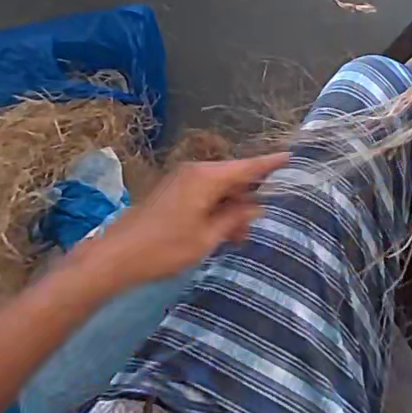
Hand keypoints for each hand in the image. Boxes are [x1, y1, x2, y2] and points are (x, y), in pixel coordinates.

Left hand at [69, 153, 286, 292]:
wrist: (118, 254)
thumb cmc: (165, 247)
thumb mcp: (207, 237)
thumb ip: (234, 219)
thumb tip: (255, 207)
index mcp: (205, 177)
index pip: (247, 166)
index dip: (271, 164)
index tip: (293, 158)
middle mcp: (194, 172)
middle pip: (233, 177)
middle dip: (251, 196)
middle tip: (267, 219)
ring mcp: (181, 181)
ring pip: (219, 188)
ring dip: (233, 207)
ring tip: (242, 236)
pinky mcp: (173, 193)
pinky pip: (204, 195)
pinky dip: (217, 209)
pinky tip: (223, 232)